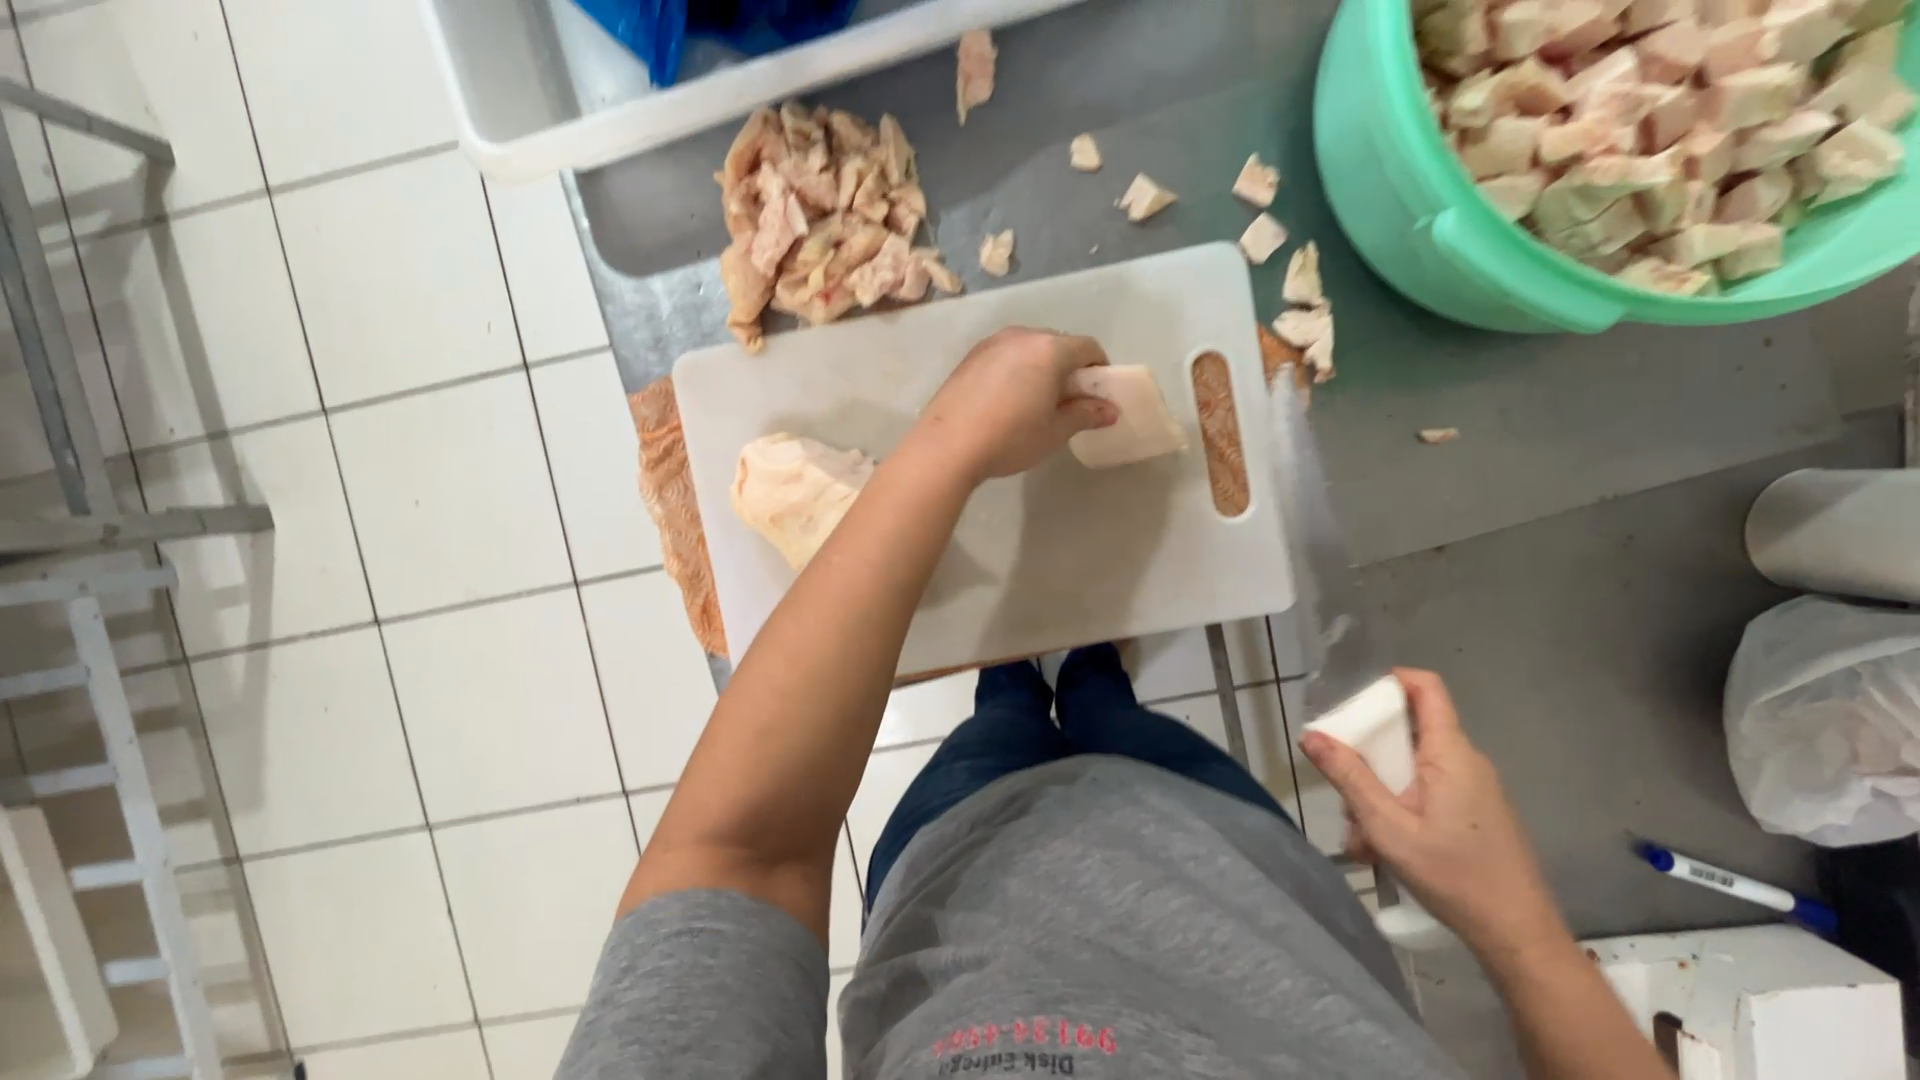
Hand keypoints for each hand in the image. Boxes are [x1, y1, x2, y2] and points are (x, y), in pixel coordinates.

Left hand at [906, 327, 1117, 481]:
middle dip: (1068, 367)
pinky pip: (1004, 355)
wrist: (947, 445)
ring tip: (1033, 400)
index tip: (1096, 394)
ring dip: (1039, 367)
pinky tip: (1005, 399)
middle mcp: (1021, 336)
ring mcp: (991, 343)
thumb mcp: (1055, 431)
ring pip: (1028, 348)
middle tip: (1066, 401)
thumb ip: (1085, 414)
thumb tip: (1109, 409)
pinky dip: (1014, 369)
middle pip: (1057, 343)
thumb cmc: (1010, 437)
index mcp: (1049, 349)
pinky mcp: (970, 357)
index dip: (1098, 369)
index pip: (1088, 347)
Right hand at [1299, 669, 1565, 958]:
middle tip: (1343, 794)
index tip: (1351, 698)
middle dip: (1366, 758)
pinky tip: (1383, 850)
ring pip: (1410, 769)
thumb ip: (1349, 778)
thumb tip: (1311, 735)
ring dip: (1377, 795)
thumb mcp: (1388, 828)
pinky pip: (1425, 792)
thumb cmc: (1455, 876)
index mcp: (1450, 754)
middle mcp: (1465, 761)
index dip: (1390, 680)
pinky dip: (1398, 810)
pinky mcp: (1473, 811)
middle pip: (1406, 732)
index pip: (1426, 687)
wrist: (1518, 934)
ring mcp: (1472, 788)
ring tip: (1363, 841)